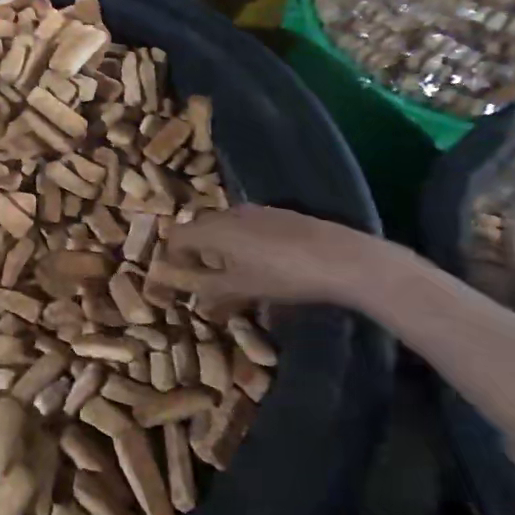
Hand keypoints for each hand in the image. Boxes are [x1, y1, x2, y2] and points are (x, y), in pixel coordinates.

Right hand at [166, 204, 395, 307]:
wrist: (342, 258)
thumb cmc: (282, 276)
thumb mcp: (241, 290)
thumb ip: (211, 293)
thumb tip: (197, 304)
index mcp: (212, 230)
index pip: (175, 237)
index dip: (172, 259)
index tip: (181, 281)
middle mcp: (228, 214)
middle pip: (198, 229)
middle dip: (195, 252)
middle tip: (205, 278)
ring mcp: (256, 211)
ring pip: (224, 226)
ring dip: (220, 247)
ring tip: (236, 272)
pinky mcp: (280, 214)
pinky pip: (247, 225)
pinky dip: (243, 242)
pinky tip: (266, 263)